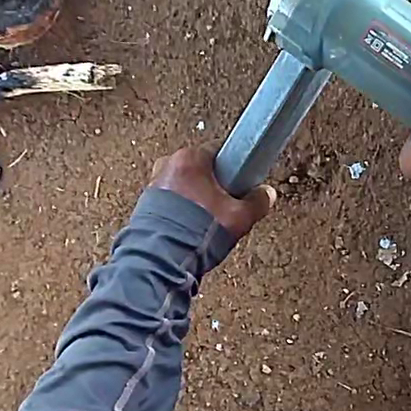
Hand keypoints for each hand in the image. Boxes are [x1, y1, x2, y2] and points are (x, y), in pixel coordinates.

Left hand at [149, 147, 276, 238]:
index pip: (220, 151)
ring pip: (185, 186)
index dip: (234, 168)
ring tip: (207, 222)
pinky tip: (191, 229)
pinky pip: (170, 201)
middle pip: (201, 169)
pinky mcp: (144, 204)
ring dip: (196, 199)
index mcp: (190, 158)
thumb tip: (266, 194)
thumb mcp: (239, 217)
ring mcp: (154, 184)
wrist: (160, 259)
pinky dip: (180, 211)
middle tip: (225, 207)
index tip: (240, 183)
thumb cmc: (195, 233)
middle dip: (214, 186)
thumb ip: (257, 202)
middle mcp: (168, 165)